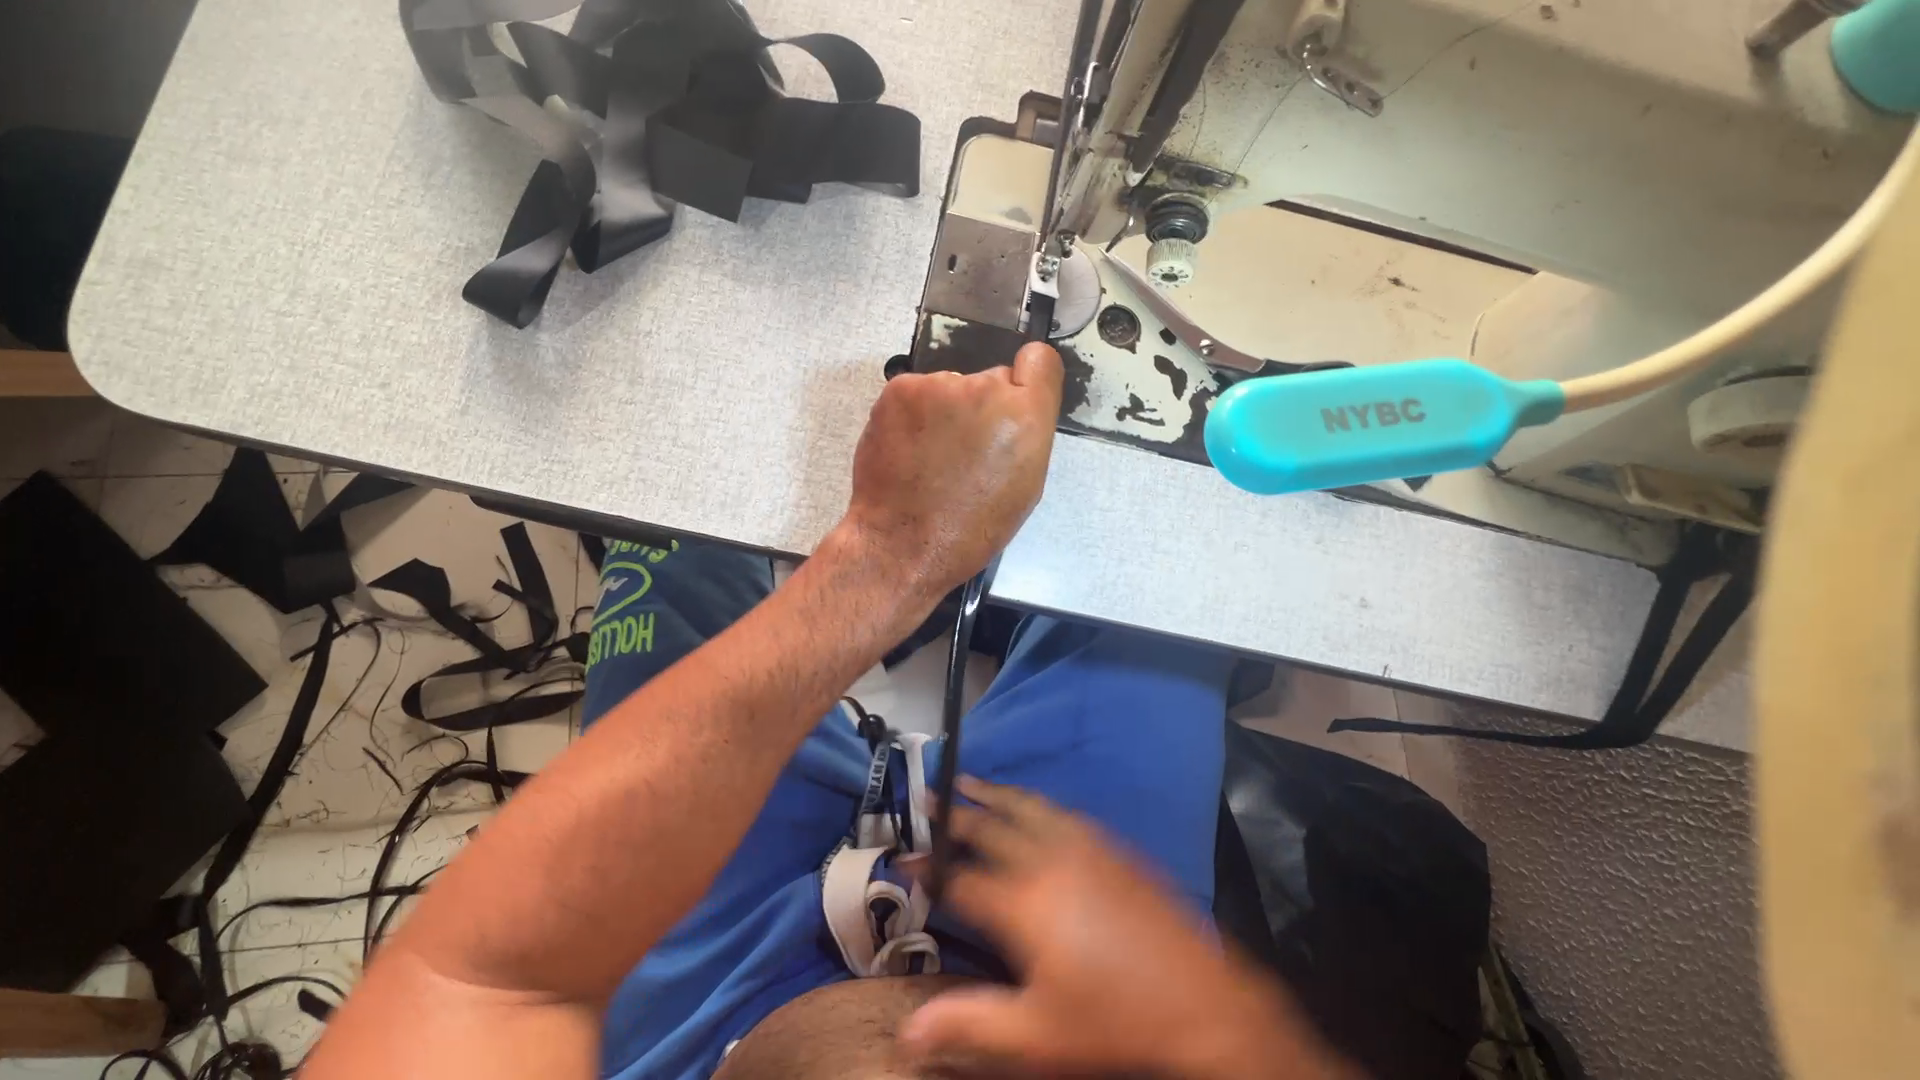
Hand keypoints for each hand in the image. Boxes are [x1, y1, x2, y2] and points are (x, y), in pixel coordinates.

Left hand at [834, 343, 1063, 608]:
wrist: (903, 542)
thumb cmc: (970, 526)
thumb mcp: (1026, 485)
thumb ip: (1028, 434)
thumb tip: (1015, 408)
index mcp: (1027, 416)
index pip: (1040, 359)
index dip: (1026, 379)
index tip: (1013, 401)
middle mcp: (985, 389)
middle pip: (989, 379)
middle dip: (980, 406)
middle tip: (964, 450)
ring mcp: (938, 385)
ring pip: (948, 388)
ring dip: (943, 411)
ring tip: (931, 457)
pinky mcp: (899, 390)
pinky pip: (914, 394)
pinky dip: (911, 415)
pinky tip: (908, 450)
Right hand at [900, 778, 1355, 1079]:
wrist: (1204, 1002)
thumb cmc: (1115, 1021)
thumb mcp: (1037, 1034)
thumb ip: (970, 1024)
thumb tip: (909, 1032)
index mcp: (1024, 903)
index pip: (960, 877)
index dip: (928, 868)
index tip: (902, 857)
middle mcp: (1051, 863)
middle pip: (992, 828)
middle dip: (955, 813)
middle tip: (927, 796)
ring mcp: (1087, 851)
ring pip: (1030, 809)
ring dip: (995, 794)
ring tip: (969, 780)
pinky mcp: (1116, 851)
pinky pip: (1065, 815)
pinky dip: (1036, 805)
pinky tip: (1033, 808)